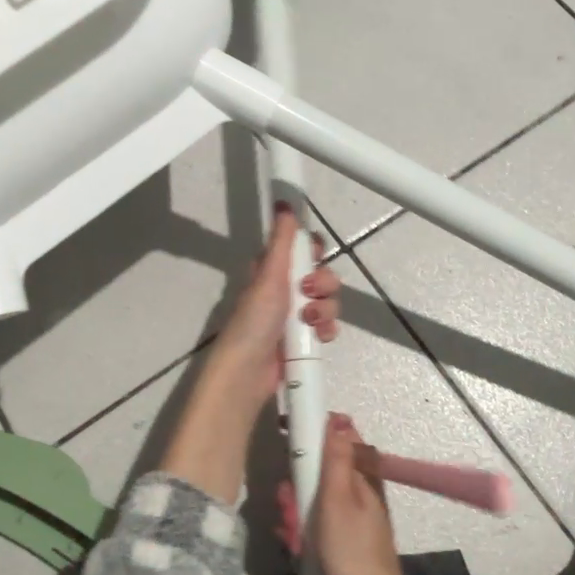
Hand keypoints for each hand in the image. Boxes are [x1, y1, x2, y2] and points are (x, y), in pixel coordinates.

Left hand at [201, 208, 339, 404]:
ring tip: (310, 321)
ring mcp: (295, 316)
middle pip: (319, 274)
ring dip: (325, 309)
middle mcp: (283, 290)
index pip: (300, 249)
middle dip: (322, 283)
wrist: (248, 372)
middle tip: (309, 292)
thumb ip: (281, 241)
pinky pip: (327, 325)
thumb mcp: (268, 276)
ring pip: (327, 301)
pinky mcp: (304, 339)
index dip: (313, 250)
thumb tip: (284, 202)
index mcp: (271, 271)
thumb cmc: (254, 321)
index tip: (315, 254)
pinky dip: (326, 329)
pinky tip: (319, 336)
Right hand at [278, 414, 414, 574]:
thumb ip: (336, 459)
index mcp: (363, 478)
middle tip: (287, 498)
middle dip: (300, 483)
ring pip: (314, 501)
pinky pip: (314, 527)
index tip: (291, 437)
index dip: (316, 434)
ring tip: (290, 529)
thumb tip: (338, 418)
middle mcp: (358, 494)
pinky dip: (302, 533)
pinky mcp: (339, 543)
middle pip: (322, 472)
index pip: (341, 440)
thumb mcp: (339, 498)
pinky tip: (294, 545)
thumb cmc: (351, 549)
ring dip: (297, 511)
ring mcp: (349, 520)